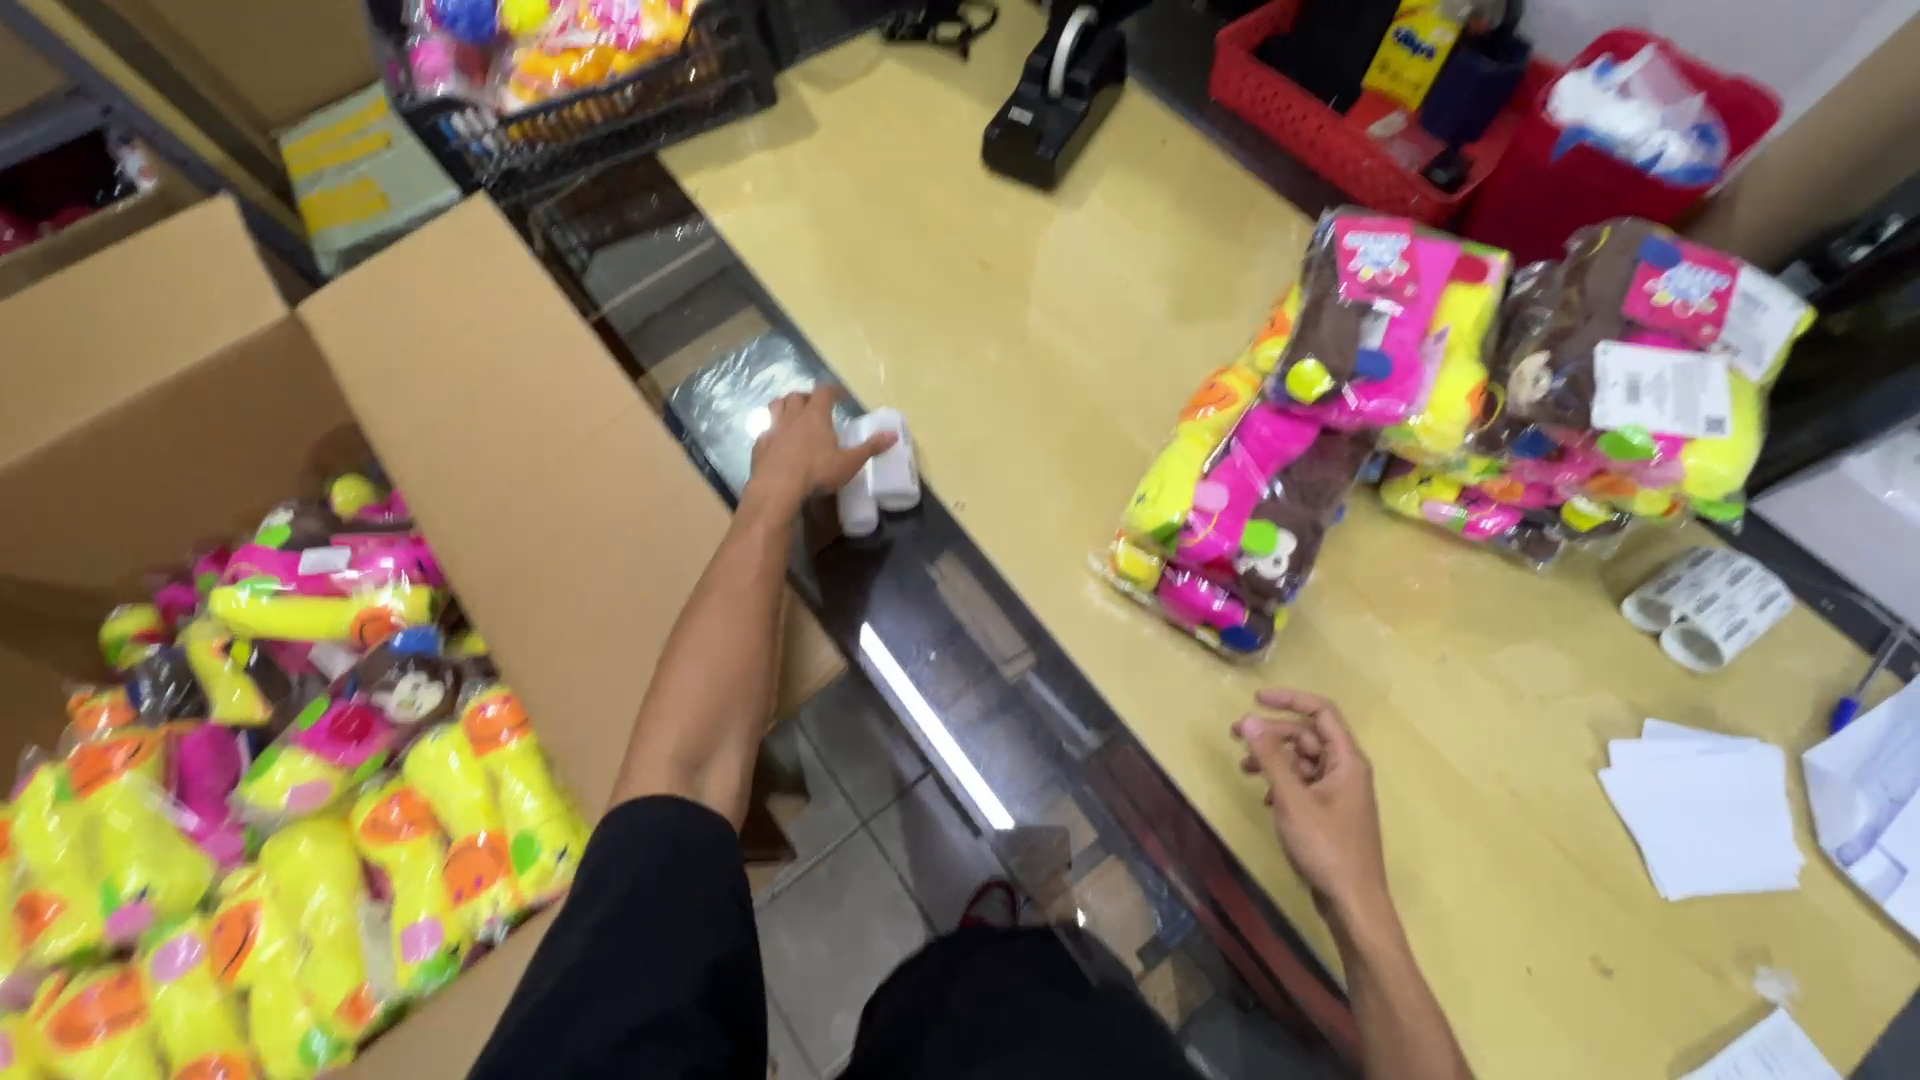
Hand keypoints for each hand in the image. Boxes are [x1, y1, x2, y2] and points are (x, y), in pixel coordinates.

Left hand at [748, 388, 895, 508]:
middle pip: (798, 396)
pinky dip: (773, 430)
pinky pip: (766, 430)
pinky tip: (778, 441)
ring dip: (786, 405)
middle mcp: (793, 416)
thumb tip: (894, 435)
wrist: (777, 488)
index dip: (833, 390)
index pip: (824, 391)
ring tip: (794, 415)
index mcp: (815, 415)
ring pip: (777, 406)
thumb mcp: (849, 462)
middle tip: (816, 406)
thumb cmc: (817, 471)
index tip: (840, 395)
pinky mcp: (759, 445)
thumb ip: (871, 448)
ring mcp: (773, 429)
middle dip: (808, 397)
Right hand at [1234, 689, 1388, 921]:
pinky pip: (1304, 782)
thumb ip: (1270, 757)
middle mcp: (1347, 769)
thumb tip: (1248, 719)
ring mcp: (1340, 792)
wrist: (1353, 901)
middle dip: (1272, 732)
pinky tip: (1265, 798)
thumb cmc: (1326, 847)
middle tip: (1235, 735)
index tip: (1255, 699)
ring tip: (1245, 769)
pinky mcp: (1331, 811)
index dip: (1289, 699)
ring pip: (1303, 760)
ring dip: (1274, 758)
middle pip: (1308, 735)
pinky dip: (1282, 782)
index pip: (1321, 711)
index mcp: (1347, 760)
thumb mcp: (1292, 798)